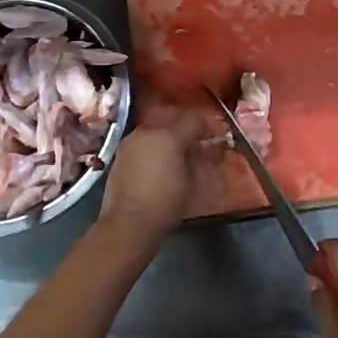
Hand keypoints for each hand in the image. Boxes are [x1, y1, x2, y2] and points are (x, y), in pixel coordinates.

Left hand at [98, 107, 207, 244]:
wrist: (128, 222)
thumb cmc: (165, 204)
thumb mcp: (191, 182)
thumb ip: (199, 158)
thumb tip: (203, 148)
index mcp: (169, 136)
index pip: (194, 119)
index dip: (208, 124)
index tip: (217, 134)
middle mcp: (148, 131)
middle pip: (173, 115)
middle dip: (188, 122)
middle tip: (198, 136)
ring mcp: (132, 139)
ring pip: (155, 124)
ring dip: (169, 130)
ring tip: (178, 146)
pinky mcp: (121, 151)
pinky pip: (143, 137)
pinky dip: (154, 140)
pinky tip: (159, 156)